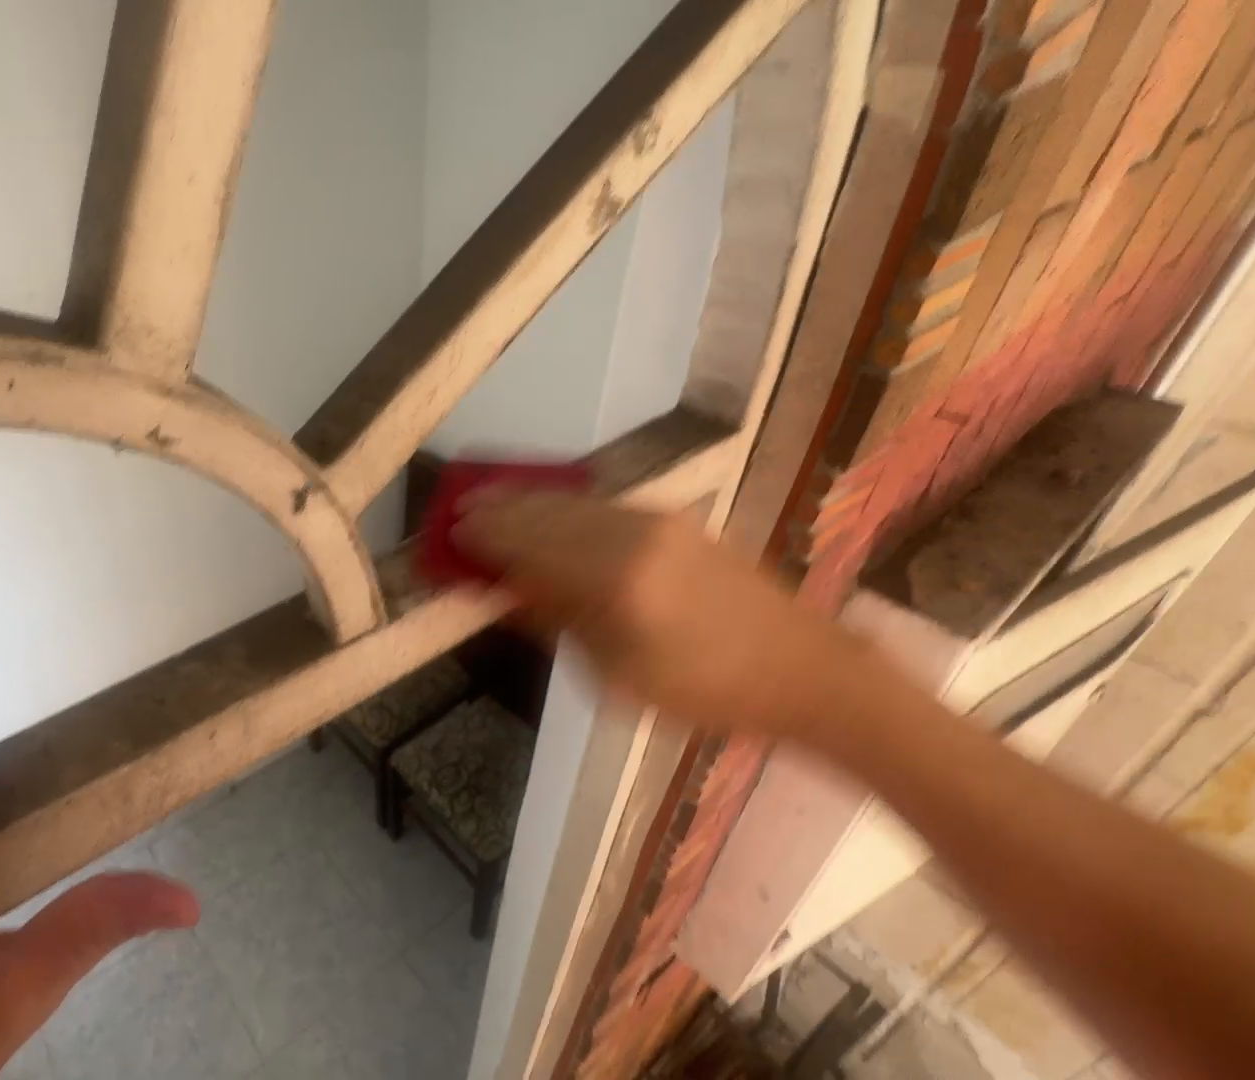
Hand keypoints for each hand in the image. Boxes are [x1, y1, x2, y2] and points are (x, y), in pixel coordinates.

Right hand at [455, 489, 872, 741]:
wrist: (805, 670)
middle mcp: (634, 535)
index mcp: (617, 581)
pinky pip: (604, 506)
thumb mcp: (617, 676)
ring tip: (490, 502)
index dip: (485, 539)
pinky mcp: (677, 521)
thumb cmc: (706, 693)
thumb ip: (558, 623)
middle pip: (548, 513)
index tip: (449, 535)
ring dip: (529, 502)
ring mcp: (660, 521)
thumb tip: (504, 592)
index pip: (531, 546)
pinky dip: (565, 507)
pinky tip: (546, 510)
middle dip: (500, 511)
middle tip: (458, 511)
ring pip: (576, 503)